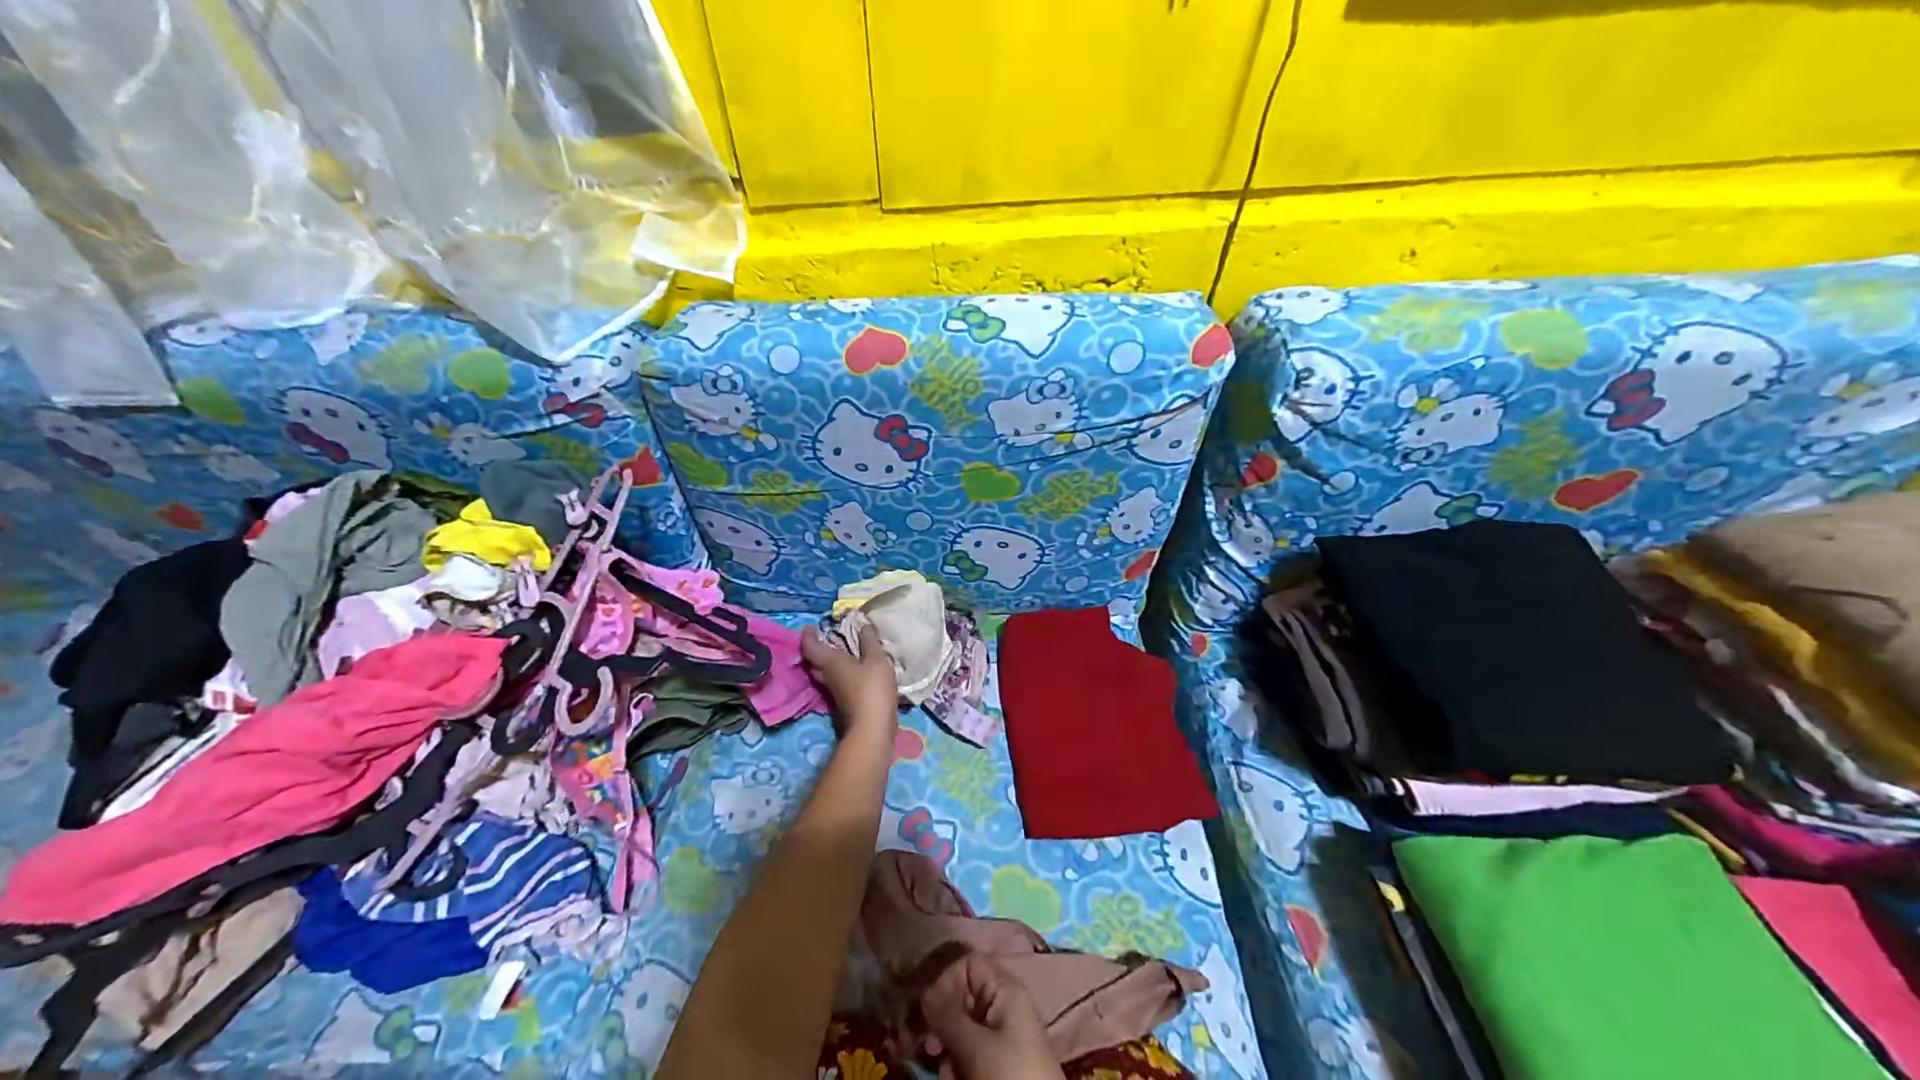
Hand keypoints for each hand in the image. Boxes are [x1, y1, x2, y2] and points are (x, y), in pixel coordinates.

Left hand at [802, 622, 897, 741]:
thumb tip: (861, 623)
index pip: (810, 646)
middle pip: (814, 661)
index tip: (810, 626)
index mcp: (830, 662)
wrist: (872, 728)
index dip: (808, 635)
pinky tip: (853, 670)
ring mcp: (833, 692)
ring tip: (841, 651)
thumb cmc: (872, 689)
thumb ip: (869, 641)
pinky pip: (836, 682)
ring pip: (824, 673)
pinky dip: (840, 672)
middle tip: (825, 638)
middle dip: (816, 649)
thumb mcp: (876, 660)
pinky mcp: (843, 702)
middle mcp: (827, 676)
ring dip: (828, 662)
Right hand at [919, 953, 1064, 1079]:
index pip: (969, 964)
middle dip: (942, 1024)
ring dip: (947, 1051)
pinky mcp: (996, 1062)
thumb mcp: (975, 1045)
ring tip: (947, 1071)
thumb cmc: (1010, 1074)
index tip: (927, 1007)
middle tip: (930, 1046)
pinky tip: (955, 1078)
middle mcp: (1002, 1006)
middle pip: (961, 999)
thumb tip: (923, 990)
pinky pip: (968, 1054)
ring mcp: (1000, 1036)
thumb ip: (947, 1014)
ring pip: (961, 1030)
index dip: (946, 979)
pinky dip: (957, 1066)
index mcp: (1005, 989)